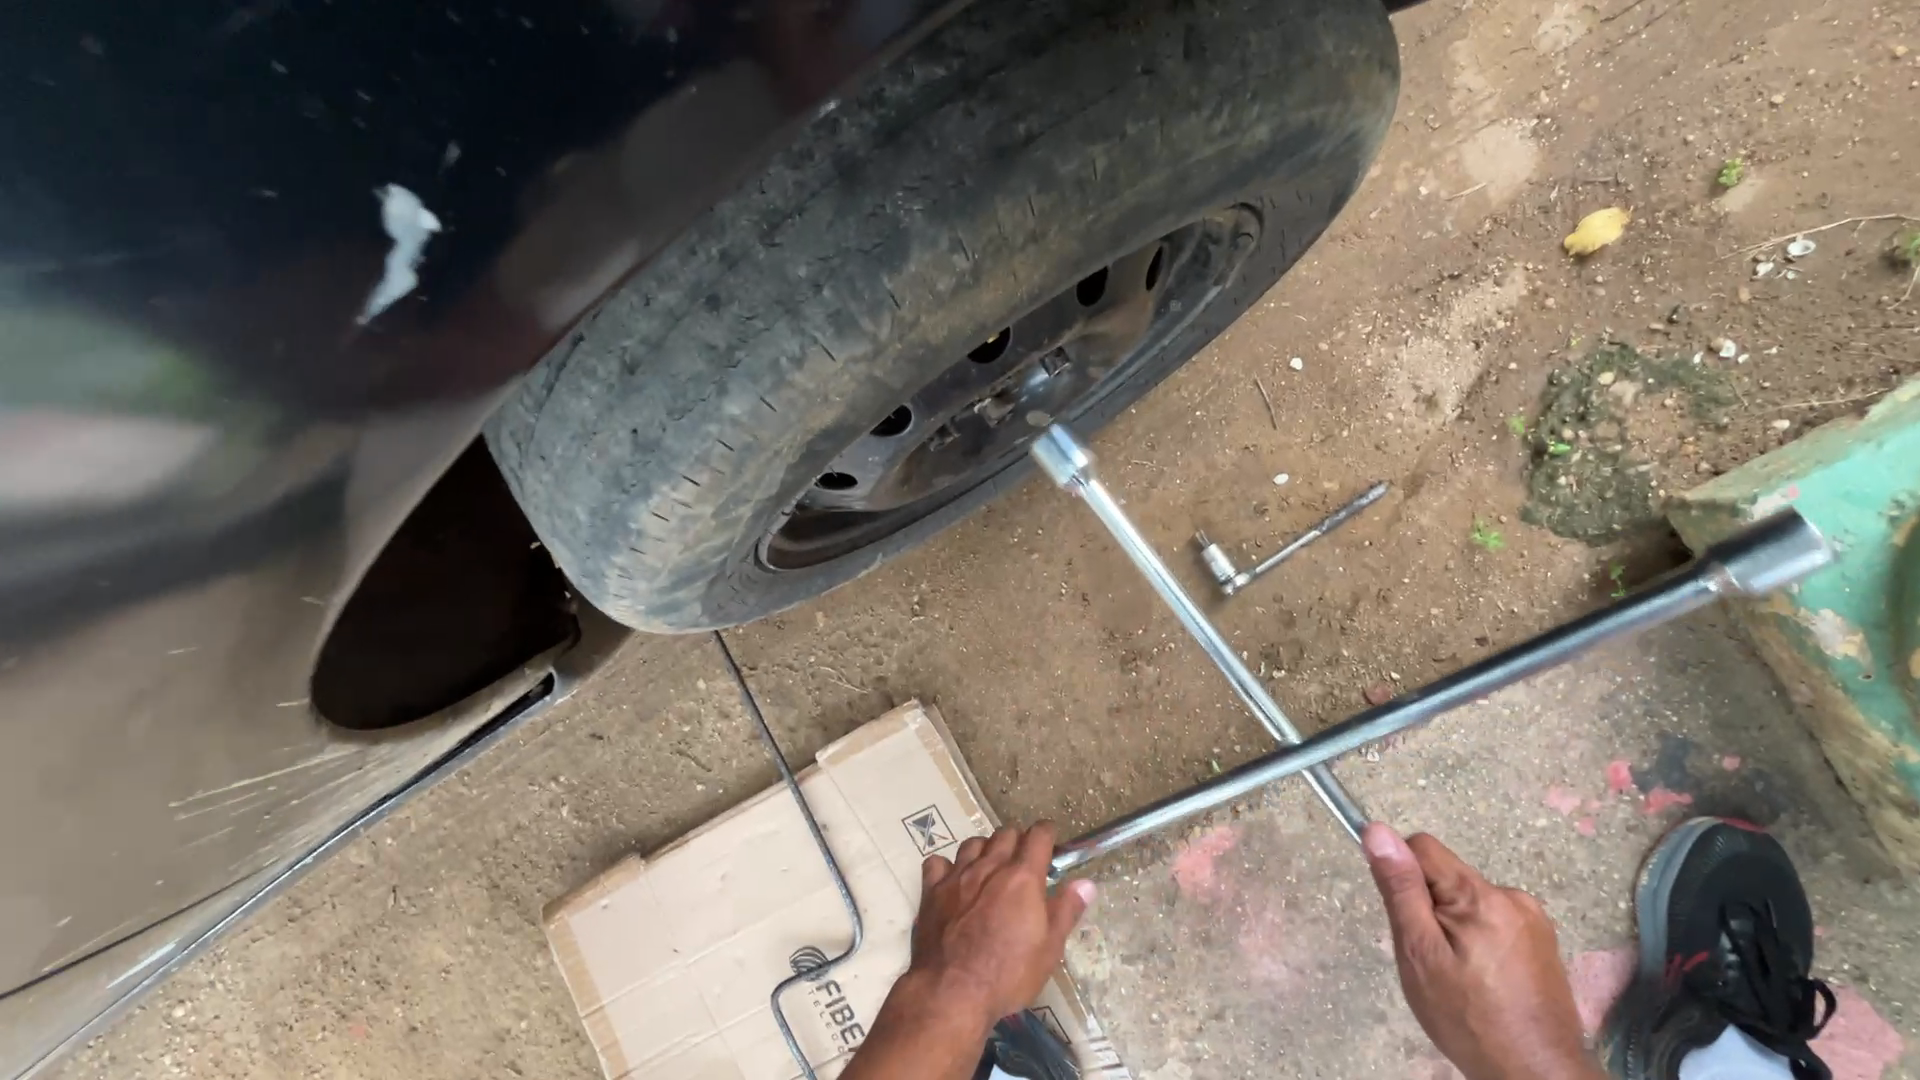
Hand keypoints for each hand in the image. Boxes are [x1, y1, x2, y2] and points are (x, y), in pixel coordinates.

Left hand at [907, 823, 1095, 1024]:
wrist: (952, 990)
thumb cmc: (1008, 974)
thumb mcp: (1049, 950)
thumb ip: (1066, 911)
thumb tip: (1086, 883)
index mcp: (1022, 878)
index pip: (1038, 836)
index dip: (1047, 833)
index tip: (1050, 841)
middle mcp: (990, 866)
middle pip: (1005, 834)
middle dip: (1018, 841)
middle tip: (1023, 863)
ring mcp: (958, 876)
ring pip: (973, 843)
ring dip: (985, 849)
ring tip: (990, 868)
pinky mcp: (932, 890)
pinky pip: (938, 863)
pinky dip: (948, 867)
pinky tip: (953, 880)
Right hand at [1363, 823, 1602, 1079]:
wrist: (1537, 1077)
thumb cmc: (1467, 1017)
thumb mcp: (1419, 952)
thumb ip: (1400, 888)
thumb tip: (1377, 830)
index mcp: (1480, 894)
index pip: (1422, 848)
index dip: (1402, 875)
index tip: (1406, 917)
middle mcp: (1513, 896)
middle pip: (1446, 875)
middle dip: (1427, 906)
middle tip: (1429, 956)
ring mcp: (1533, 920)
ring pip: (1467, 899)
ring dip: (1452, 923)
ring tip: (1455, 973)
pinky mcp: (1542, 942)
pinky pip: (1491, 919)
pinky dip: (1476, 938)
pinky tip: (1480, 978)